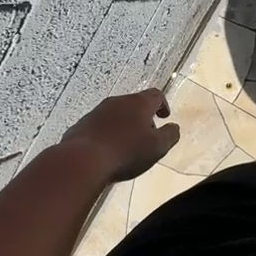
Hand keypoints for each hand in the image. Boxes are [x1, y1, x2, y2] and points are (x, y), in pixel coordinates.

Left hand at [58, 89, 180, 181]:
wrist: (83, 161)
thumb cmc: (127, 152)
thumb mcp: (157, 147)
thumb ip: (170, 135)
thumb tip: (174, 127)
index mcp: (138, 103)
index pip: (156, 95)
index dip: (163, 104)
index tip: (164, 116)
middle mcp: (117, 102)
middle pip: (134, 103)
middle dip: (143, 117)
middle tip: (147, 134)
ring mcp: (96, 112)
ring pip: (115, 114)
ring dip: (124, 125)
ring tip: (127, 144)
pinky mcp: (81, 125)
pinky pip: (99, 125)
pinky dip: (107, 133)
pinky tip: (108, 150)